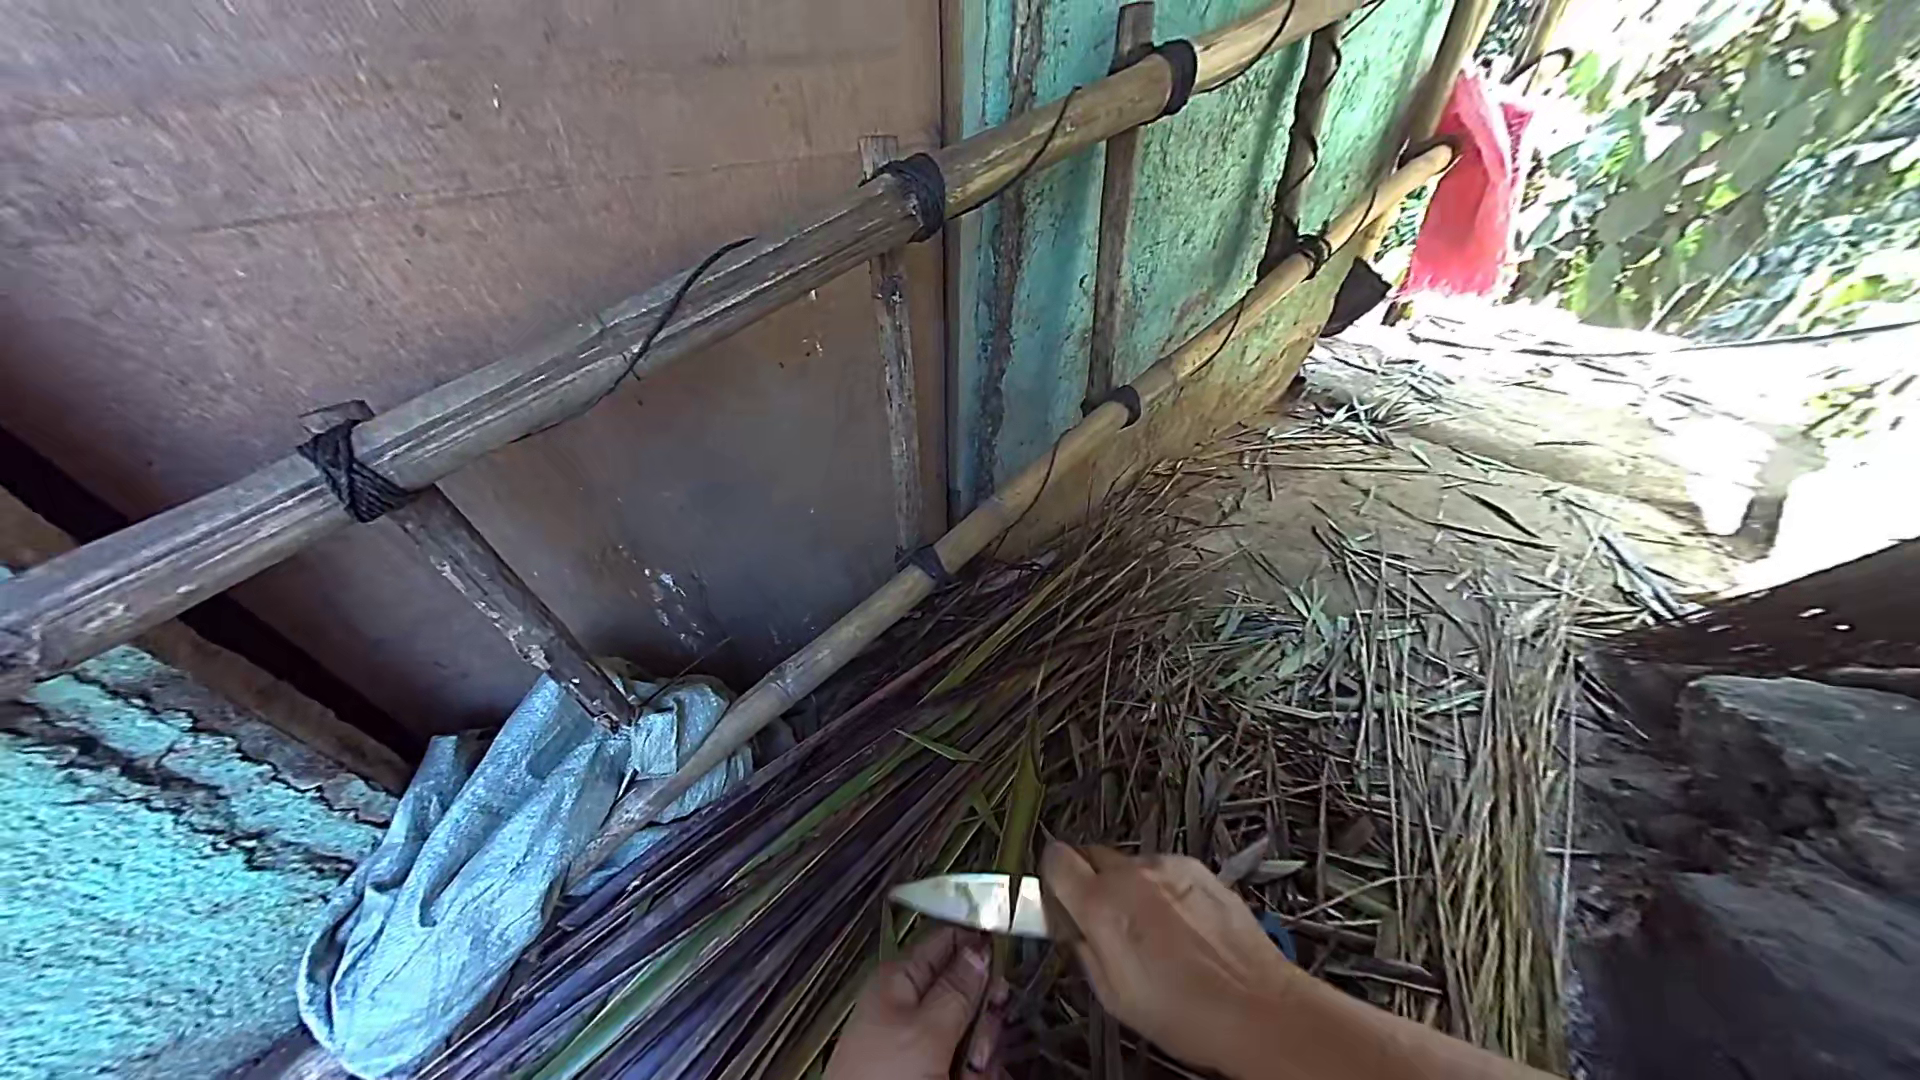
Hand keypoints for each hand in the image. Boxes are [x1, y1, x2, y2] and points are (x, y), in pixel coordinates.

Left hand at [826, 925, 1010, 1079]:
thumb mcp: (925, 1032)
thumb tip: (979, 949)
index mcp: (900, 979)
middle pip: (966, 988)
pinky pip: (966, 1062)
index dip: (978, 944)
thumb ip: (956, 989)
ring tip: (974, 1070)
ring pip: (971, 1029)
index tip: (1004, 957)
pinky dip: (976, 1072)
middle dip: (984, 1011)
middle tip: (982, 1037)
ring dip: (983, 1047)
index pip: (947, 941)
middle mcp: (910, 1006)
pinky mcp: (929, 1074)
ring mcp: (921, 1044)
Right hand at [1041, 841, 1294, 1073]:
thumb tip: (1071, 928)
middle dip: (1088, 880)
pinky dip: (1161, 888)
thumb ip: (1082, 949)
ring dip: (1128, 887)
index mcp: (1101, 905)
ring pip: (1127, 863)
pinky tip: (1179, 925)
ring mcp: (1164, 867)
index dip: (1052, 875)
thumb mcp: (1113, 996)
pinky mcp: (1193, 866)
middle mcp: (1130, 875)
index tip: (1058, 894)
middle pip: (1088, 854)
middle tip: (1101, 917)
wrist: (1259, 1008)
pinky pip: (1161, 868)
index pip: (1054, 858)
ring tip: (1151, 931)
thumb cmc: (1189, 1013)